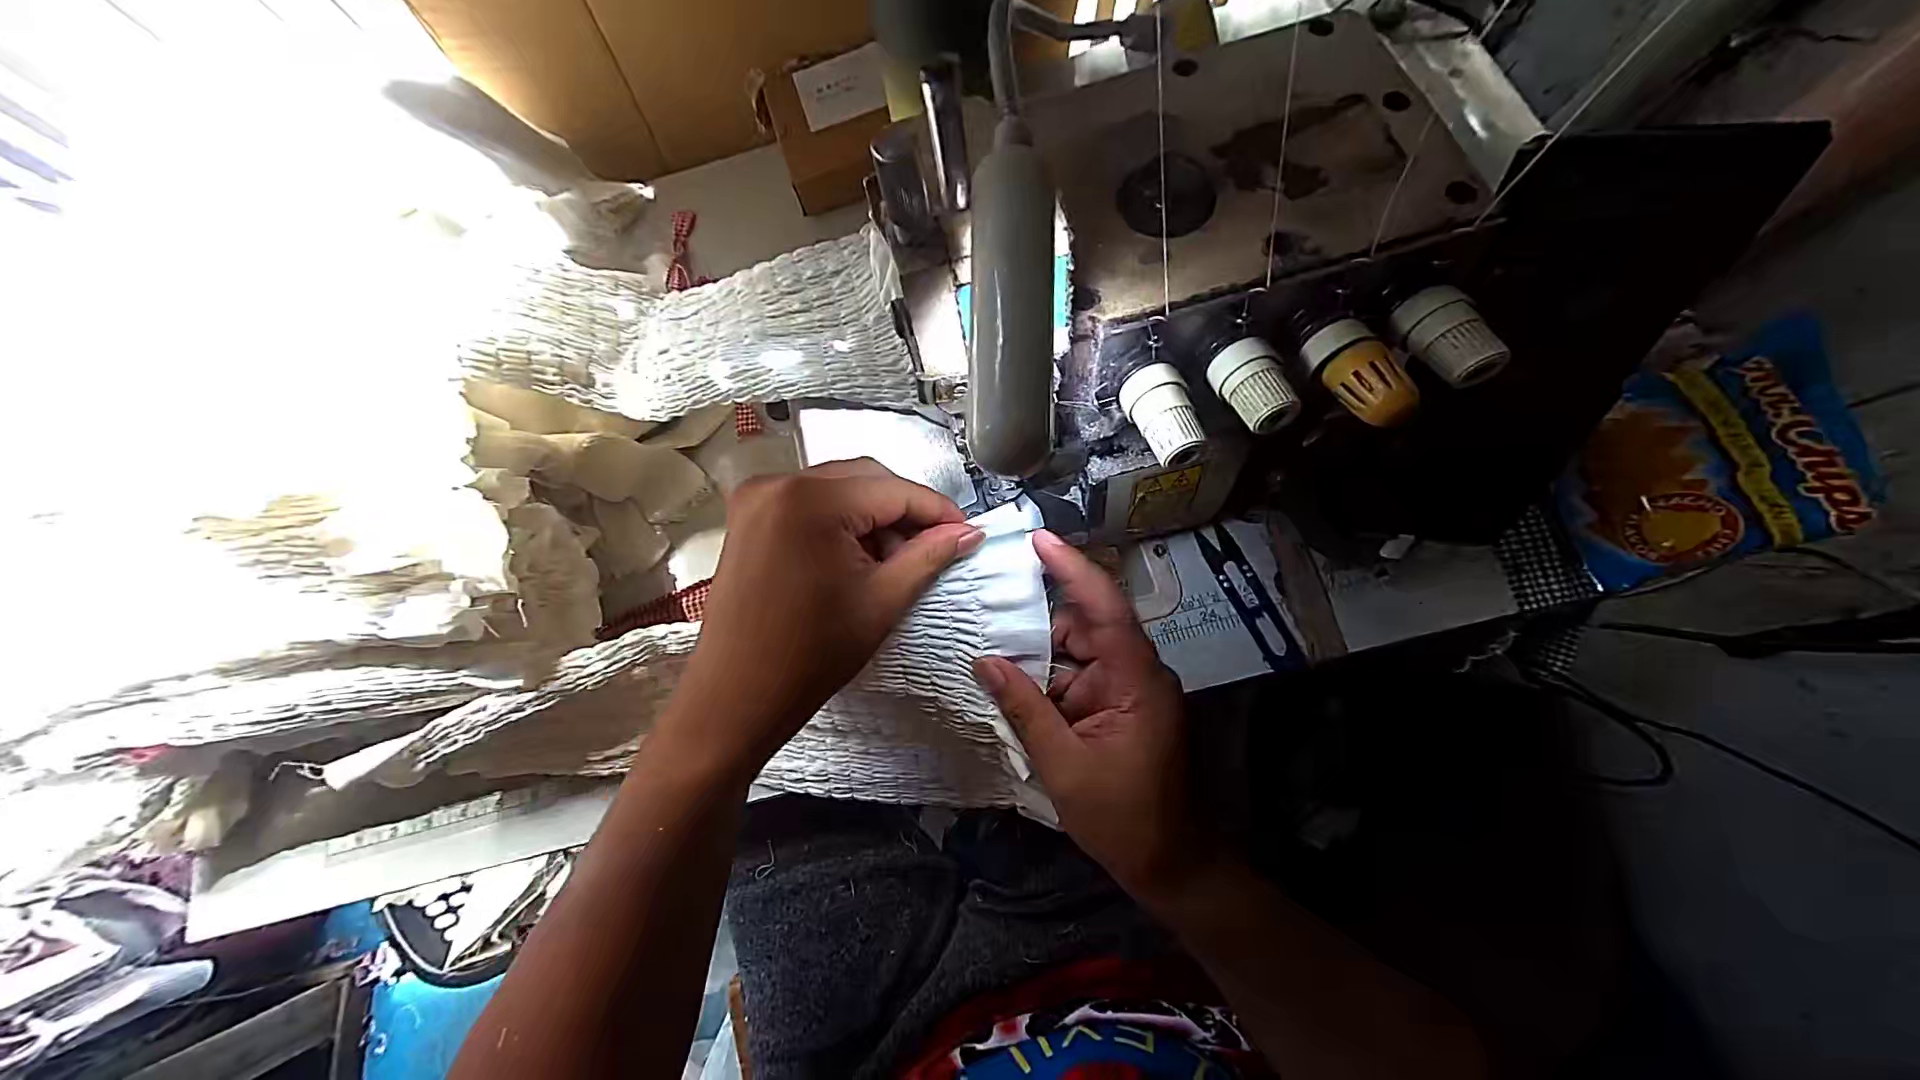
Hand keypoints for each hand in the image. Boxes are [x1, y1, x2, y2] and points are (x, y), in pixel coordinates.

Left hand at [670, 458, 982, 774]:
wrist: (736, 697)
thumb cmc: (808, 656)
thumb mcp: (882, 601)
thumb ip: (929, 556)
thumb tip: (966, 533)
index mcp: (811, 501)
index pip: (894, 489)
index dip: (937, 510)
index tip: (966, 531)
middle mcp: (777, 485)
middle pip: (864, 479)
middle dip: (905, 510)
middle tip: (936, 545)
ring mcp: (756, 499)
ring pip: (838, 488)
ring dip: (873, 515)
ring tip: (896, 558)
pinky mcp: (748, 518)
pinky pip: (810, 502)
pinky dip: (841, 520)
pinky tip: (858, 556)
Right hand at [973, 531, 1209, 898]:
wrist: (1170, 864)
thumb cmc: (1123, 818)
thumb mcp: (1064, 764)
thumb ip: (1024, 708)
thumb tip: (985, 662)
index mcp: (1135, 680)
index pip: (1106, 609)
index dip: (1073, 569)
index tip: (1038, 541)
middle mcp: (1136, 674)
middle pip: (1085, 627)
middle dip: (1038, 623)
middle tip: (989, 613)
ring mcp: (1127, 690)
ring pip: (1078, 653)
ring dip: (1039, 656)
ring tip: (992, 652)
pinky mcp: (1117, 707)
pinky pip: (1079, 678)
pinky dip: (1048, 681)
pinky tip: (1012, 684)